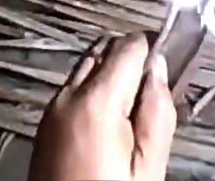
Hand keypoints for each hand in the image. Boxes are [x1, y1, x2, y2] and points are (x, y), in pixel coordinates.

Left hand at [30, 33, 175, 180]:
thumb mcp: (148, 171)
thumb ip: (158, 113)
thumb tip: (160, 71)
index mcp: (96, 102)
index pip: (131, 45)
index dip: (154, 49)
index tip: (169, 60)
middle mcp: (68, 97)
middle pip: (106, 48)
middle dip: (132, 59)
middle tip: (153, 90)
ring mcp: (52, 111)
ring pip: (88, 65)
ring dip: (111, 73)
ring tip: (132, 112)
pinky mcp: (45, 126)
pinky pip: (73, 89)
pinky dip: (93, 92)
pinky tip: (109, 124)